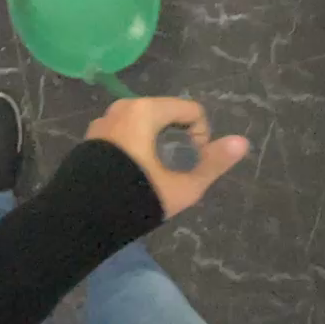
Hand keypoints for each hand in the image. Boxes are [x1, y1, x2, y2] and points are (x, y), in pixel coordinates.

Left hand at [85, 98, 247, 218]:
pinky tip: (132, 175)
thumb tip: (242, 142)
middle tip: (174, 172)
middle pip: (166, 114)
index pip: (190, 110)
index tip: (192, 164)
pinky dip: (136, 147)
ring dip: (157, 143)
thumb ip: (213, 163)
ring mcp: (104, 121)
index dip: (201, 136)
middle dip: (178, 139)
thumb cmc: (136, 198)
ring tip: (154, 175)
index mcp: (145, 110)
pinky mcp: (92, 136)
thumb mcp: (182, 186)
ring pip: (144, 124)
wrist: (81, 216)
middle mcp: (122, 107)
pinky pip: (125, 133)